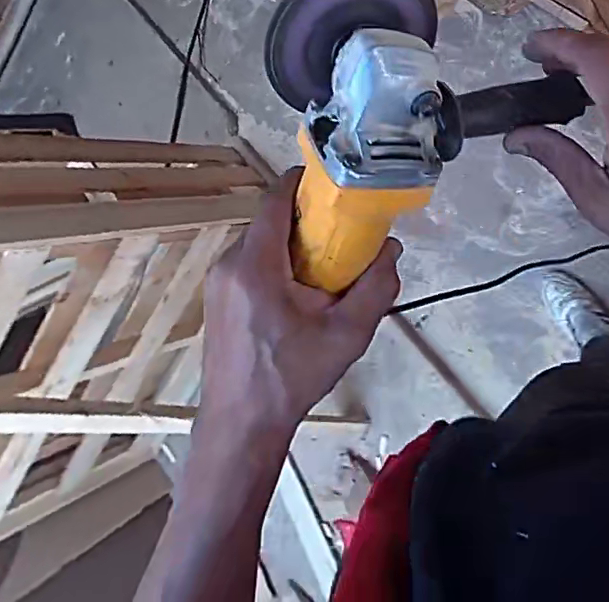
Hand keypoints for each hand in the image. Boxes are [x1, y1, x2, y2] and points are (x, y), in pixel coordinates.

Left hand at [198, 169, 400, 442]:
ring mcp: (219, 281)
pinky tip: (301, 291)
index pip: (275, 199)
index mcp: (256, 264)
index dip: (304, 181)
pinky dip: (278, 262)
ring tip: (327, 263)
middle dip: (307, 217)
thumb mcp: (348, 333)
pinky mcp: (218, 298)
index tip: (334, 180)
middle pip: (271, 219)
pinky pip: (251, 262)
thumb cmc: (293, 376)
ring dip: (293, 242)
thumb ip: (376, 286)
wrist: (241, 427)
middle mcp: (230, 264)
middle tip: (343, 229)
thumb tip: (391, 249)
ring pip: (262, 241)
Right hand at [504, 30, 608, 292]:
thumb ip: (557, 158)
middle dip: (573, 46)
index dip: (557, 41)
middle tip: (541, 63)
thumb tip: (517, 136)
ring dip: (597, 62)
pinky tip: (603, 104)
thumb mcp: (600, 201)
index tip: (529, 47)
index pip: (594, 55)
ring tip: (564, 82)